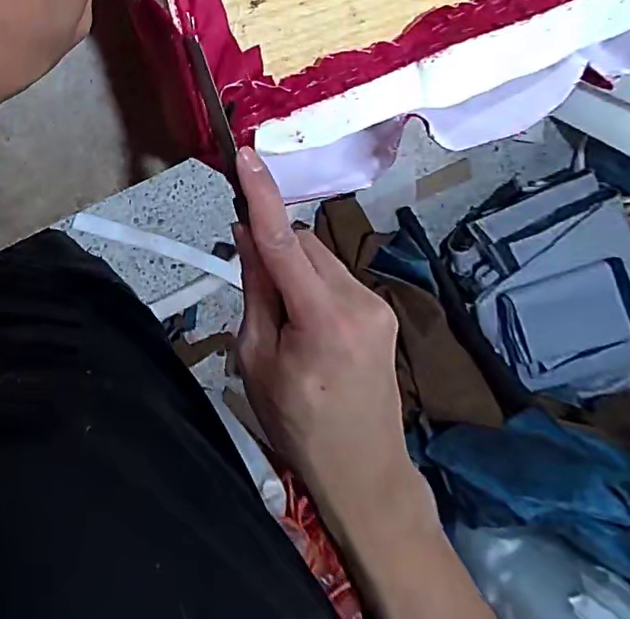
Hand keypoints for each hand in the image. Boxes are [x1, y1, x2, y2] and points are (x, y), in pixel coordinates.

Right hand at [232, 148, 433, 537]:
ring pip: (319, 256)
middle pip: (303, 243)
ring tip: (282, 316)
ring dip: (292, 266)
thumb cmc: (299, 424)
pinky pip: (335, 275)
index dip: (261, 194)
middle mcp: (359, 301)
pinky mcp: (382, 311)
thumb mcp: (256, 357)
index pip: (283, 240)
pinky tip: (304, 319)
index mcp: (323, 318)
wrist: (364, 472)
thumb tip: (247, 234)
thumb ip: (255, 289)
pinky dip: (311, 281)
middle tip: (252, 283)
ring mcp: (377, 305)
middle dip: (273, 248)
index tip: (246, 156)